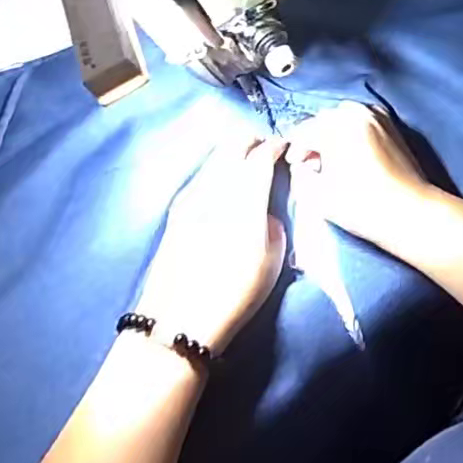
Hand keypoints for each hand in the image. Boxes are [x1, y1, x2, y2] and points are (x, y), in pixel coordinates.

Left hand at [134, 135, 288, 354]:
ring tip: (246, 165)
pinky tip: (224, 185)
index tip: (286, 148)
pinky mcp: (176, 208)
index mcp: (246, 199)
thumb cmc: (235, 293)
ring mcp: (191, 196)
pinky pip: (202, 174)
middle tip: (267, 150)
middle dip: (254, 140)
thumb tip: (265, 203)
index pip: (263, 154)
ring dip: (234, 152)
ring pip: (216, 155)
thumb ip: (274, 218)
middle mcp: (217, 188)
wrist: (179, 322)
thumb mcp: (274, 257)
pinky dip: (217, 168)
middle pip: (235, 143)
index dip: (278, 145)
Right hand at [285, 102, 434, 245]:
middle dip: (314, 138)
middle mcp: (358, 113)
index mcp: (337, 126)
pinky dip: (353, 130)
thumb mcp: (318, 196)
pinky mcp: (392, 125)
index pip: (304, 131)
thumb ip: (301, 174)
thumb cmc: (362, 205)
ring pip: (345, 117)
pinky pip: (363, 120)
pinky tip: (352, 152)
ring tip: (331, 157)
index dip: (295, 149)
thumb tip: (303, 164)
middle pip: (324, 119)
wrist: (410, 211)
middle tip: (310, 162)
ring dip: (333, 132)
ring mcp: (378, 116)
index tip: (294, 165)